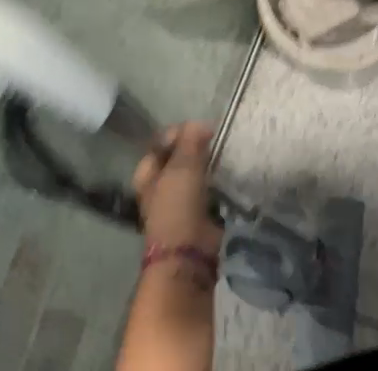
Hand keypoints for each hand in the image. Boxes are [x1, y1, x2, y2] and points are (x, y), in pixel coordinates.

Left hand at [133, 123, 223, 255]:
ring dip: (208, 164)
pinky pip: (209, 189)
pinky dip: (218, 181)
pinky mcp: (199, 213)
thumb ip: (190, 142)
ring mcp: (180, 201)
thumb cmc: (177, 207)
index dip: (178, 133)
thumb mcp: (181, 168)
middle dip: (196, 148)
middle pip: (178, 158)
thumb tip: (200, 123)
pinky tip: (230, 174)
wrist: (189, 254)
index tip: (201, 128)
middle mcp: (160, 186)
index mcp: (147, 174)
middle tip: (215, 139)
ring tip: (226, 153)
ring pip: (194, 173)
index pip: (161, 144)